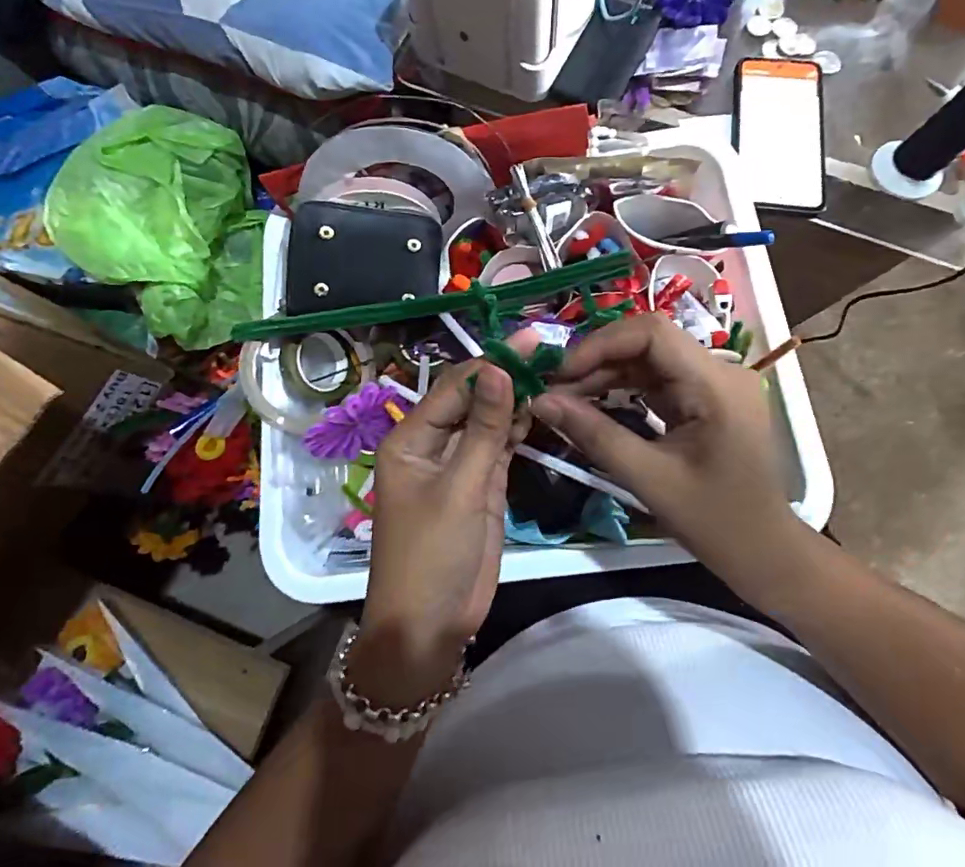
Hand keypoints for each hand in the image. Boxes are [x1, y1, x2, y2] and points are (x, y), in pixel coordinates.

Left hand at [357, 361, 526, 703]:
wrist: (430, 626)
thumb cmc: (432, 555)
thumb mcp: (461, 489)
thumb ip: (485, 429)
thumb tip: (500, 369)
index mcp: (410, 440)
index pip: (454, 387)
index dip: (492, 361)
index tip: (531, 339)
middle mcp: (433, 445)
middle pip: (472, 400)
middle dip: (506, 376)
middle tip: (551, 351)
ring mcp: (459, 466)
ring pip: (489, 421)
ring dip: (516, 400)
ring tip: (554, 372)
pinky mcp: (480, 486)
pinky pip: (500, 447)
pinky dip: (518, 430)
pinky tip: (541, 410)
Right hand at [529, 316, 805, 598]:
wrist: (765, 551)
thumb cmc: (715, 522)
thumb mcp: (649, 479)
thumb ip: (595, 435)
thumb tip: (541, 402)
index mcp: (716, 385)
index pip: (653, 333)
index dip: (601, 344)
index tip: (561, 374)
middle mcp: (721, 371)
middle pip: (650, 342)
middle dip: (599, 360)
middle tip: (555, 390)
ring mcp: (717, 383)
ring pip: (652, 359)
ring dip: (608, 374)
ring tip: (567, 399)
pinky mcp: (709, 398)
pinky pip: (661, 380)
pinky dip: (626, 389)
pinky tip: (595, 404)